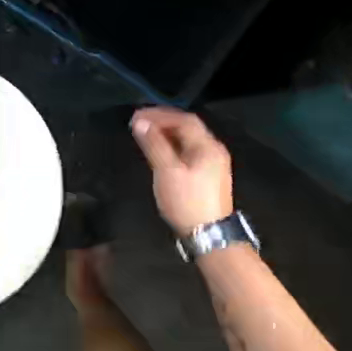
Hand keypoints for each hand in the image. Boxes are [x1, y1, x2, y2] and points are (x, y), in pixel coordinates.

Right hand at [130, 107, 233, 234]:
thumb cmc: (187, 201)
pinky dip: (172, 147)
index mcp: (207, 146)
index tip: (138, 116)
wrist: (208, 236)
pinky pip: (188, 152)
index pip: (184, 120)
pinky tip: (160, 153)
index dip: (160, 114)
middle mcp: (213, 151)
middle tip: (140, 123)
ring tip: (146, 135)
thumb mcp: (167, 171)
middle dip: (163, 122)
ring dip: (167, 134)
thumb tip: (140, 123)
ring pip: (188, 141)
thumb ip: (154, 144)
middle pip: (187, 128)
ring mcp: (212, 165)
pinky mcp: (207, 177)